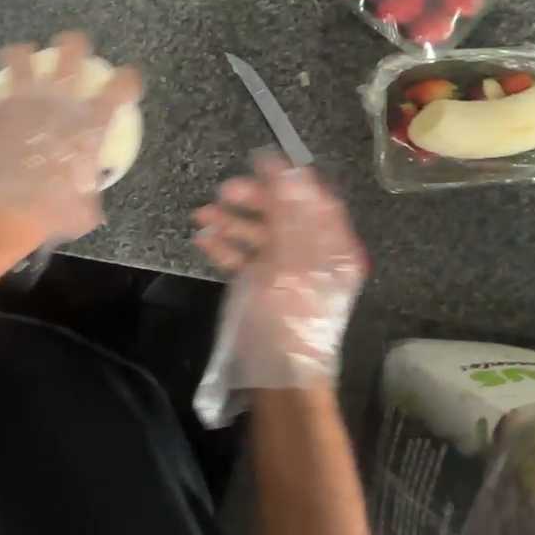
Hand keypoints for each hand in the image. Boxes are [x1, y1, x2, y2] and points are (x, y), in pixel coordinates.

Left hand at [0, 31, 141, 249]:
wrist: (7, 209)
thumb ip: (88, 198)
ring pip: (18, 57)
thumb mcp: (83, 209)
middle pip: (70, 50)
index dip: (126, 80)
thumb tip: (89, 209)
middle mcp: (57, 101)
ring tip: (18, 60)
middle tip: (69, 50)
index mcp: (90, 122)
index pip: (121, 86)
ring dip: (19, 56)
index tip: (124, 82)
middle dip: (71, 44)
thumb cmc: (52, 209)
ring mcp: (19, 101)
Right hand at [191, 153, 366, 387]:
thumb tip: (286, 171)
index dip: (290, 180)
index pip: (315, 201)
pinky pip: (242, 258)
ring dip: (230, 223)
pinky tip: (204, 241)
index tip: (260, 159)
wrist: (276, 375)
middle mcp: (311, 256)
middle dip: (252, 201)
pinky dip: (224, 248)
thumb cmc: (289, 319)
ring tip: (201, 216)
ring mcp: (284, 272)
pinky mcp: (260, 287)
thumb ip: (288, 216)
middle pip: (283, 215)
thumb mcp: (291, 263)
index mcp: (332, 249)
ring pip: (258, 235)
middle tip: (222, 191)